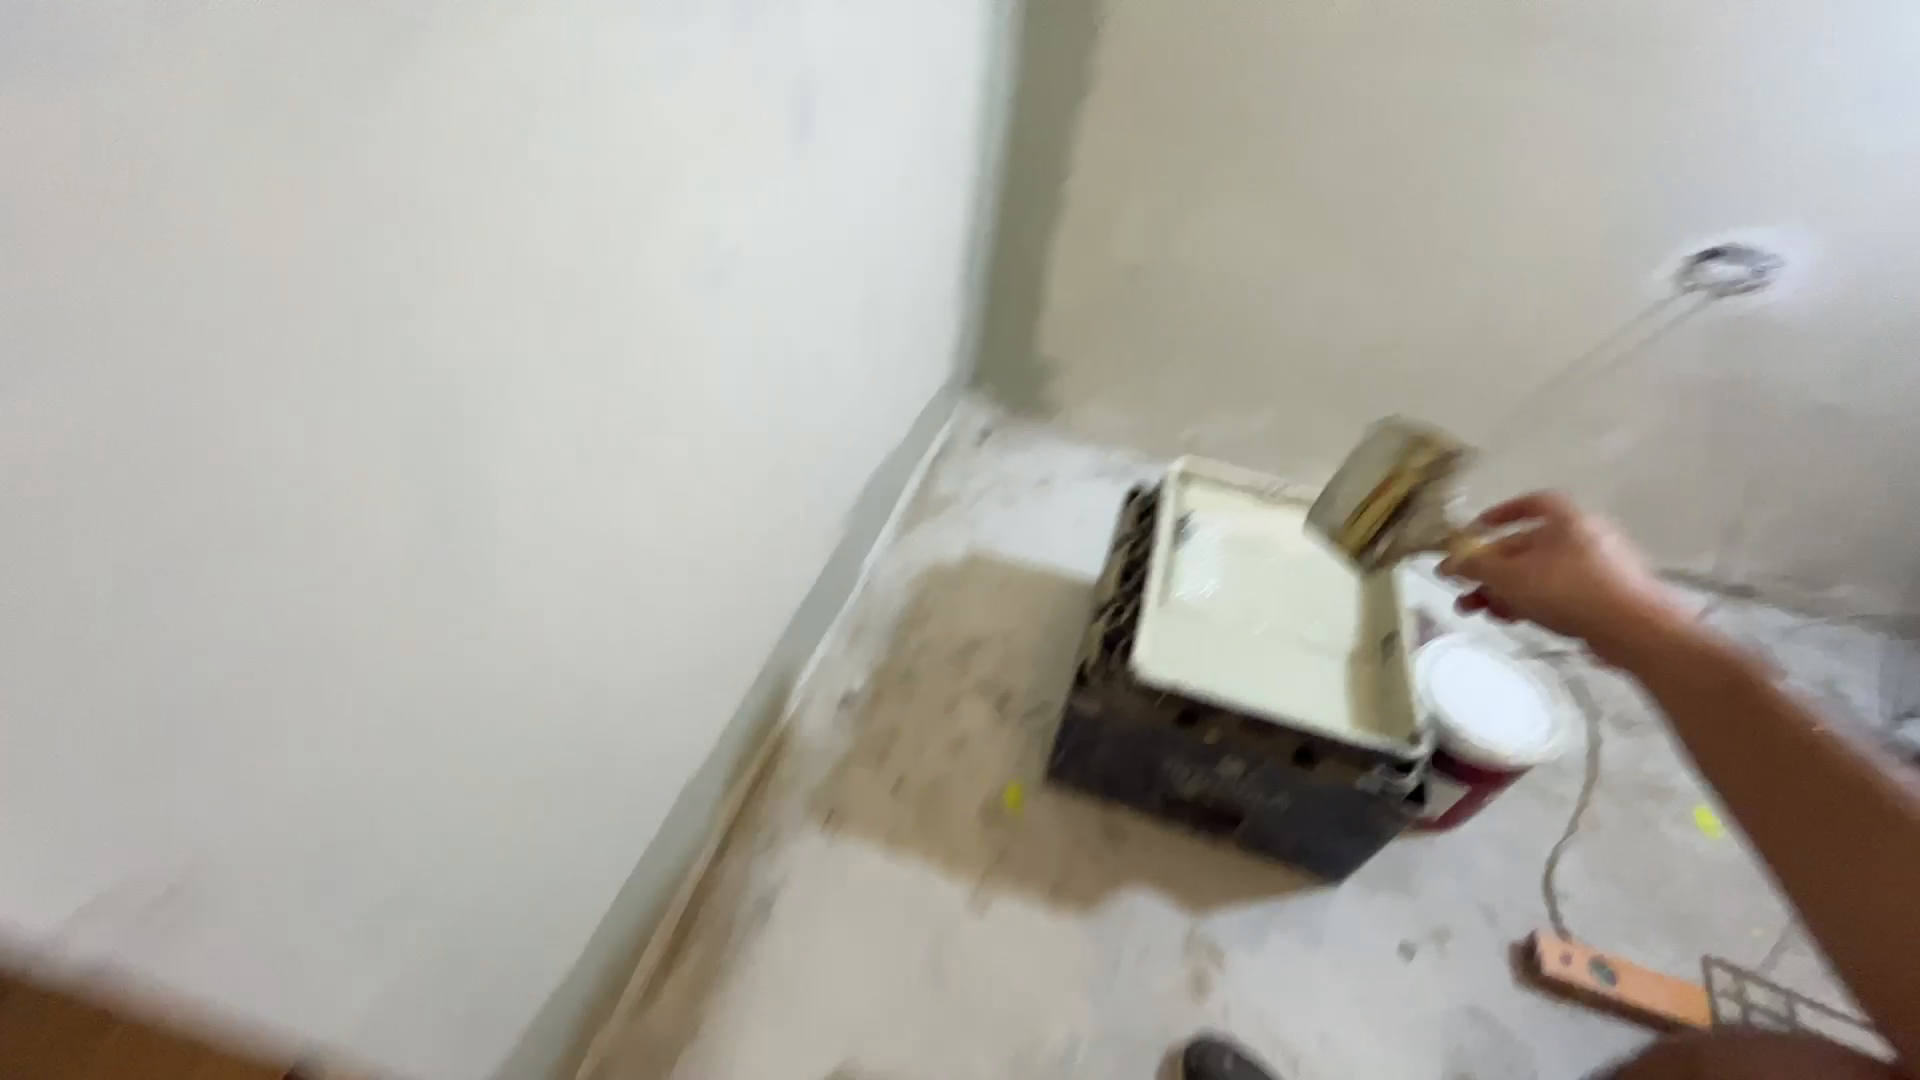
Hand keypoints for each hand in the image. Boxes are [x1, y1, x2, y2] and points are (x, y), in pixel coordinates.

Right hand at [1437, 492, 1690, 664]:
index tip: (1476, 530)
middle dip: (1488, 568)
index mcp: (1566, 522)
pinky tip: (1509, 619)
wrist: (1636, 631)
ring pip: (1537, 573)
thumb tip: (1446, 563)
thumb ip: (1473, 566)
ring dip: (1501, 590)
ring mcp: (1597, 568)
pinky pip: (1556, 592)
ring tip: (1476, 611)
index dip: (1501, 513)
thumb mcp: (1508, 576)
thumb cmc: (1567, 590)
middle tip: (1461, 588)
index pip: (1532, 503)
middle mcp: (1583, 538)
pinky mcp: (1604, 597)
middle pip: (1525, 546)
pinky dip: (1529, 601)